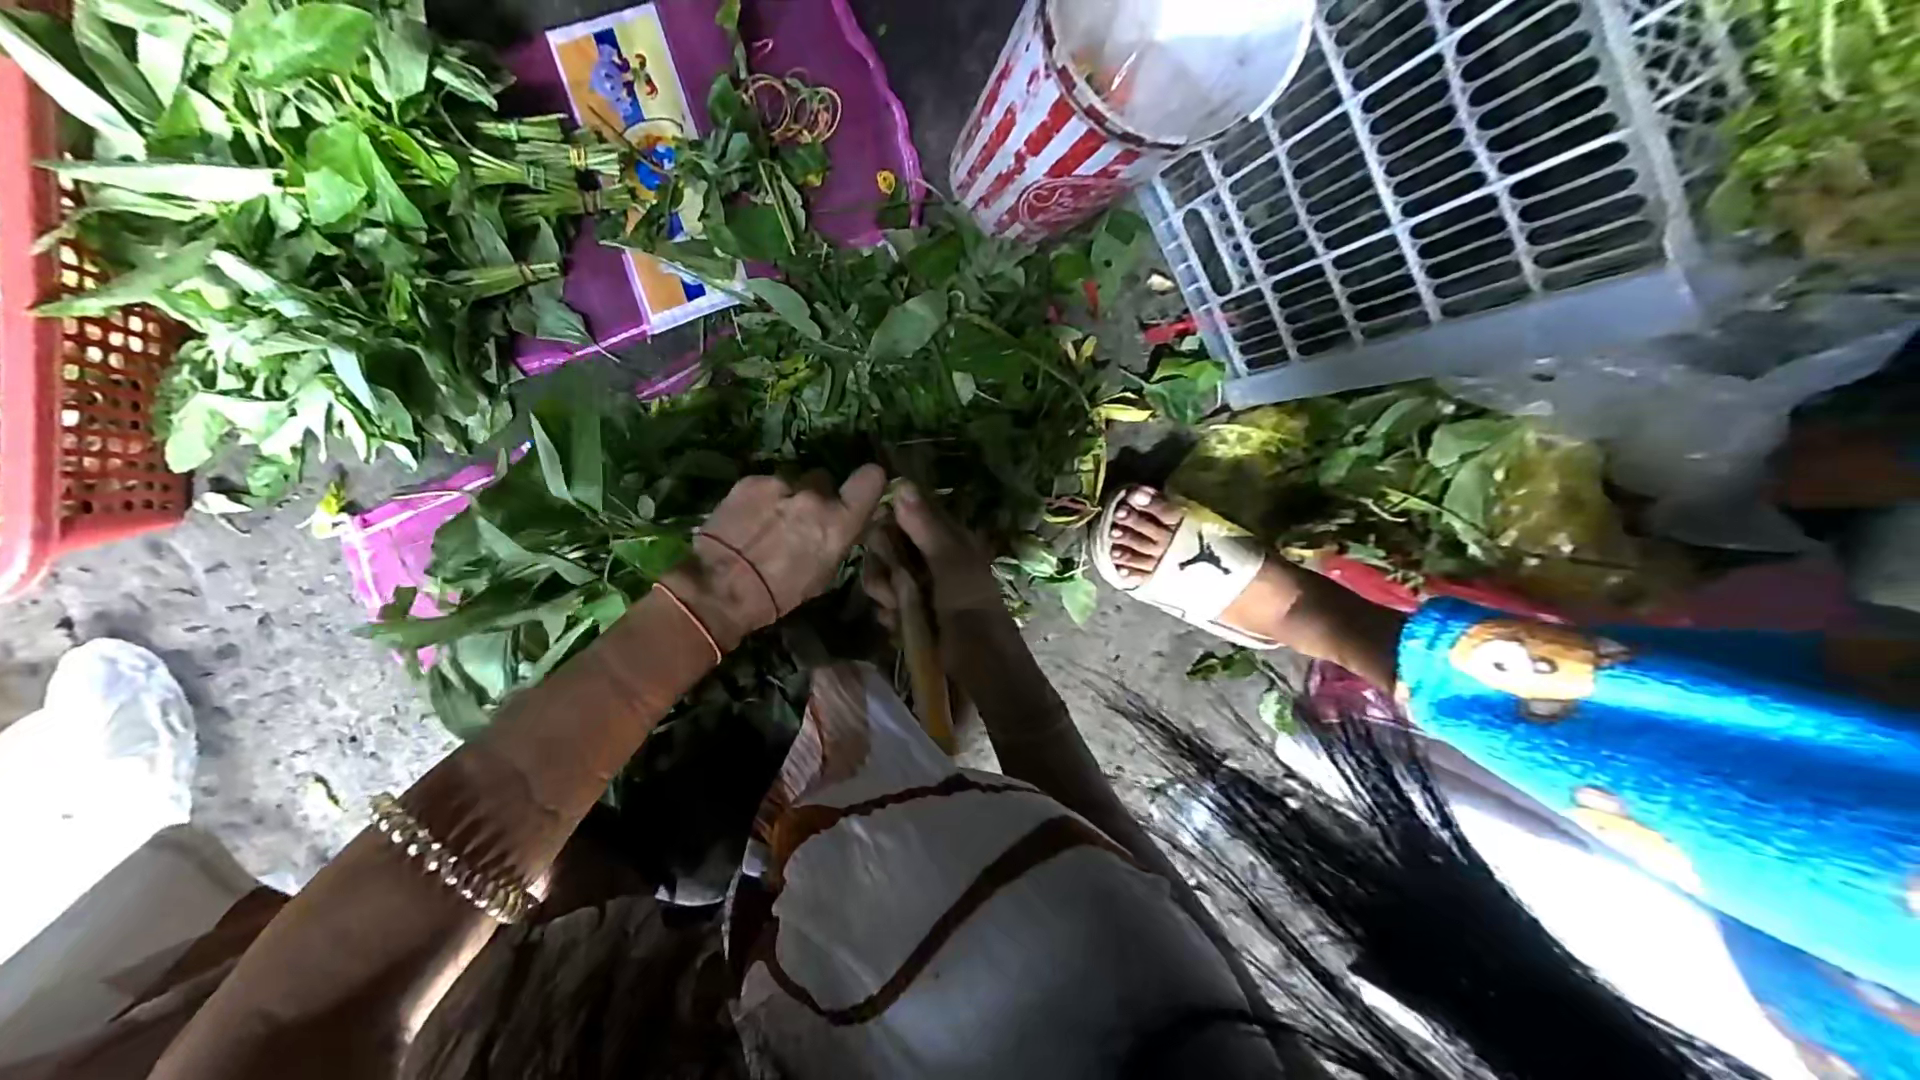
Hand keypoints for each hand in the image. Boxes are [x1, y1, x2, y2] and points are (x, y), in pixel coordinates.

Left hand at [662, 466, 886, 649]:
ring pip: (792, 481)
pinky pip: (765, 484)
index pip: (871, 478)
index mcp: (839, 521)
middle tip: (801, 518)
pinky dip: (761, 498)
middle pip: (824, 480)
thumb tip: (848, 522)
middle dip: (817, 495)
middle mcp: (815, 495)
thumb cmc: (781, 593)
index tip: (860, 489)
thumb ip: (840, 537)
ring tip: (769, 522)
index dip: (868, 481)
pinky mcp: (750, 481)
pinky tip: (748, 519)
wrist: (721, 588)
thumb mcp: (826, 571)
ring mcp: (780, 483)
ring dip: (787, 496)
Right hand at [862, 481, 1004, 623]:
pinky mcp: (911, 614)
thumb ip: (925, 527)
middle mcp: (930, 558)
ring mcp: (920, 587)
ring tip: (897, 613)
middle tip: (892, 588)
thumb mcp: (950, 563)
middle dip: (883, 569)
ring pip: (882, 578)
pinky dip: (890, 616)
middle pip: (886, 548)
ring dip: (885, 596)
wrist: (979, 665)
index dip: (887, 526)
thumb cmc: (971, 606)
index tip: (879, 540)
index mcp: (946, 539)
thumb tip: (902, 485)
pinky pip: (885, 605)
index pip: (905, 517)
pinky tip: (899, 628)